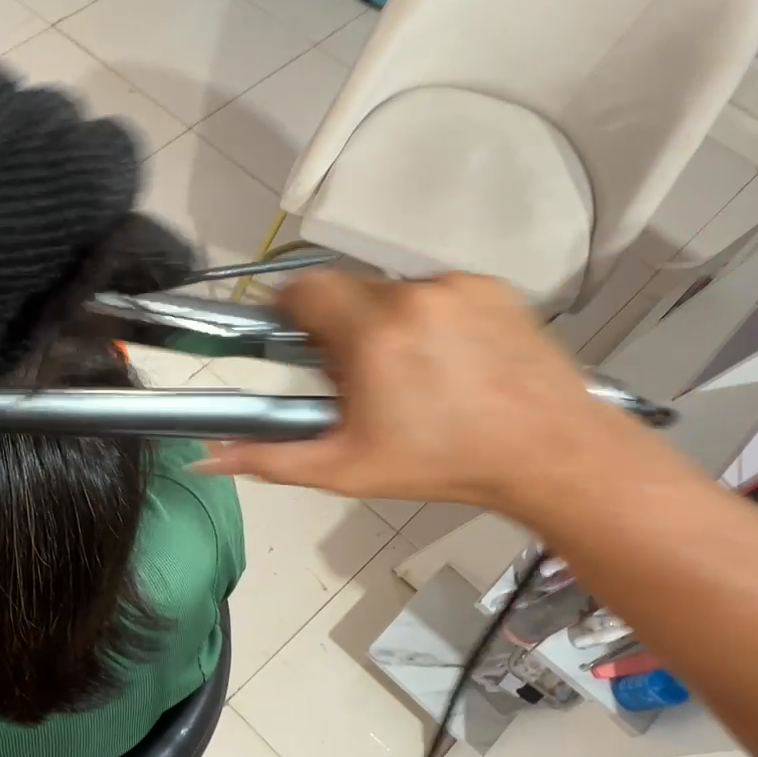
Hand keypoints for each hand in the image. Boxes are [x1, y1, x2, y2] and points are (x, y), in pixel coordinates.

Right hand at [199, 271, 644, 508]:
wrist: (552, 452)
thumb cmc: (440, 463)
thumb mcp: (343, 469)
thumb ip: (267, 458)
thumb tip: (205, 460)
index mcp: (373, 334)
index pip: (304, 288)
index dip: (287, 310)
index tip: (291, 341)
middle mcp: (414, 295)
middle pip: (346, 292)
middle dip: (335, 327)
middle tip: (351, 377)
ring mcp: (459, 287)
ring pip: (389, 293)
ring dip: (380, 324)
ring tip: (403, 375)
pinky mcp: (494, 288)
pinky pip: (433, 293)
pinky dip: (423, 320)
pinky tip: (443, 363)